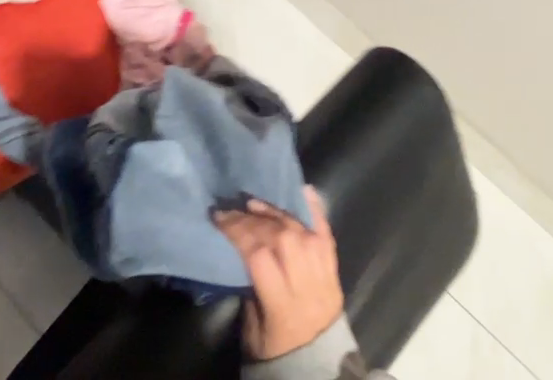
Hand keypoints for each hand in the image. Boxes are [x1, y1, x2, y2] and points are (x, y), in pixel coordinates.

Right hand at [215, 186, 344, 361]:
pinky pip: (327, 235)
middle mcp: (307, 286)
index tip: (218, 217)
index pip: (260, 256)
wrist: (320, 367)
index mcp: (283, 306)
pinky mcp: (334, 271)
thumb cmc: (277, 351)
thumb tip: (238, 251)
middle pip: (282, 239)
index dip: (238, 231)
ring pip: (302, 233)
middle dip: (253, 219)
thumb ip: (249, 290)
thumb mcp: (252, 331)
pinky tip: (304, 191)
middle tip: (232, 210)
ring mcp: (325, 276)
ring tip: (255, 204)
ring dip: (276, 213)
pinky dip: (316, 211)